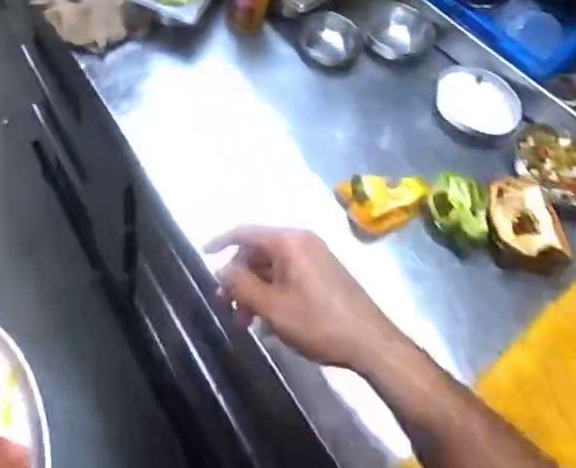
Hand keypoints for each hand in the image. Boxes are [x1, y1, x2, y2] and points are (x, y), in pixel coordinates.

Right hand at [205, 226, 404, 370]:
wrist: (371, 343)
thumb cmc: (318, 322)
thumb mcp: (272, 307)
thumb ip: (241, 285)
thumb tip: (222, 269)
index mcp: (288, 240)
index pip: (245, 232)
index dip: (221, 242)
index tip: (204, 255)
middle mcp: (301, 240)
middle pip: (258, 251)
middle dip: (240, 279)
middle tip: (228, 309)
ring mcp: (315, 255)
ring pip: (273, 266)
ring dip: (256, 291)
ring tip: (248, 323)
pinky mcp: (325, 272)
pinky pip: (289, 274)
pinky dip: (274, 292)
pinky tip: (270, 321)